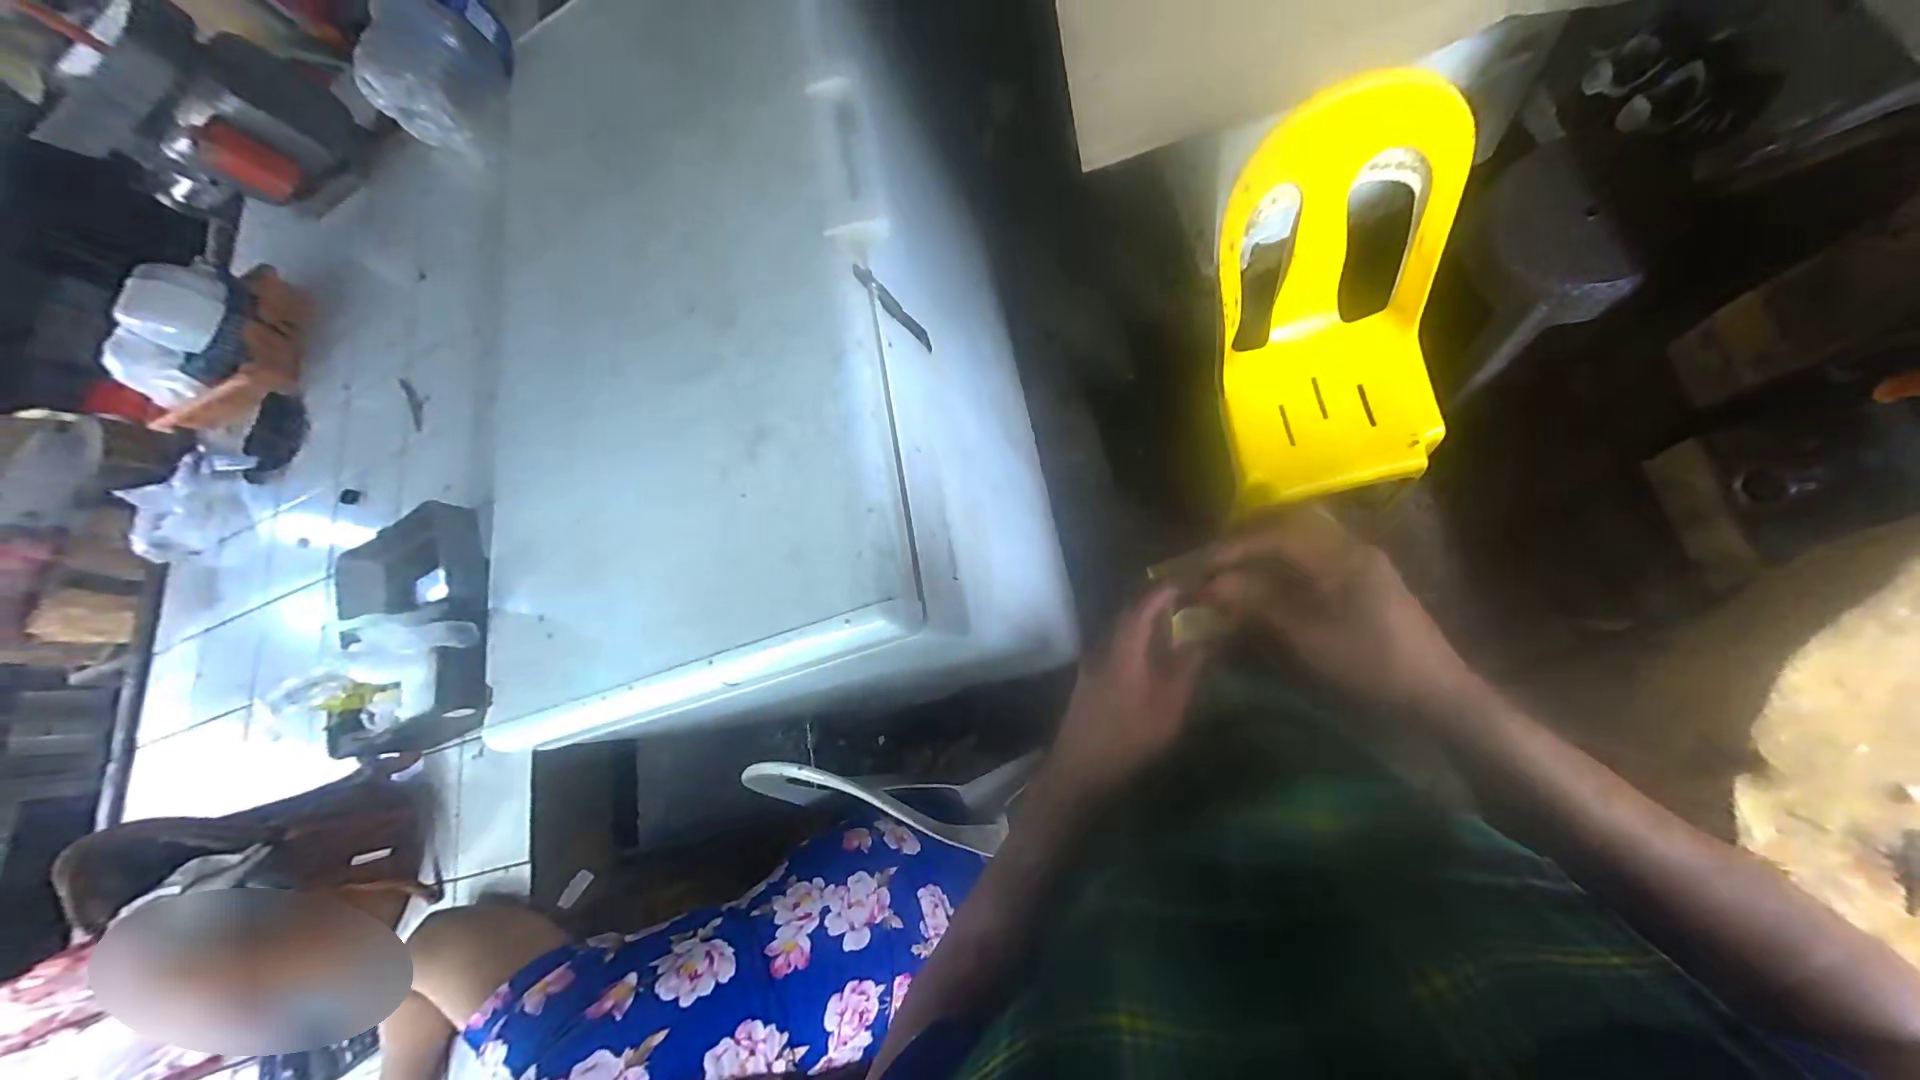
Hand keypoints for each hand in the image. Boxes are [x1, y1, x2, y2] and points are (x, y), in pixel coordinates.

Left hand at [1045, 585, 1209, 799]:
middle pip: (1127, 616)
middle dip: (1154, 602)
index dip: (1162, 591)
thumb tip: (1206, 641)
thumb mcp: (1168, 708)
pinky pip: (1115, 646)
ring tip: (1173, 620)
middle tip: (1184, 597)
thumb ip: (1187, 671)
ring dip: (1145, 621)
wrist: (1079, 770)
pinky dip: (1135, 639)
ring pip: (1120, 632)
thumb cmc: (1128, 740)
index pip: (1140, 608)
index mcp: (1121, 652)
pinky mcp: (1089, 680)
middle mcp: (1101, 650)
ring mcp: (1091, 665)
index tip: (1185, 580)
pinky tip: (1151, 653)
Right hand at [1197, 508, 1479, 714]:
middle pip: (1288, 524)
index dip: (1234, 548)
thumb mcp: (1308, 636)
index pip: (1276, 536)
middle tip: (1214, 560)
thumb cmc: (1370, 663)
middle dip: (1247, 538)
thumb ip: (1258, 603)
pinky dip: (1280, 560)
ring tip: (1231, 568)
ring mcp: (1358, 560)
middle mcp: (1351, 547)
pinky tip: (1263, 580)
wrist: (1434, 693)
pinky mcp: (1360, 577)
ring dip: (1263, 547)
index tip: (1201, 565)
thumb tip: (1210, 586)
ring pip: (1300, 536)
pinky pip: (1310, 554)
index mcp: (1342, 556)